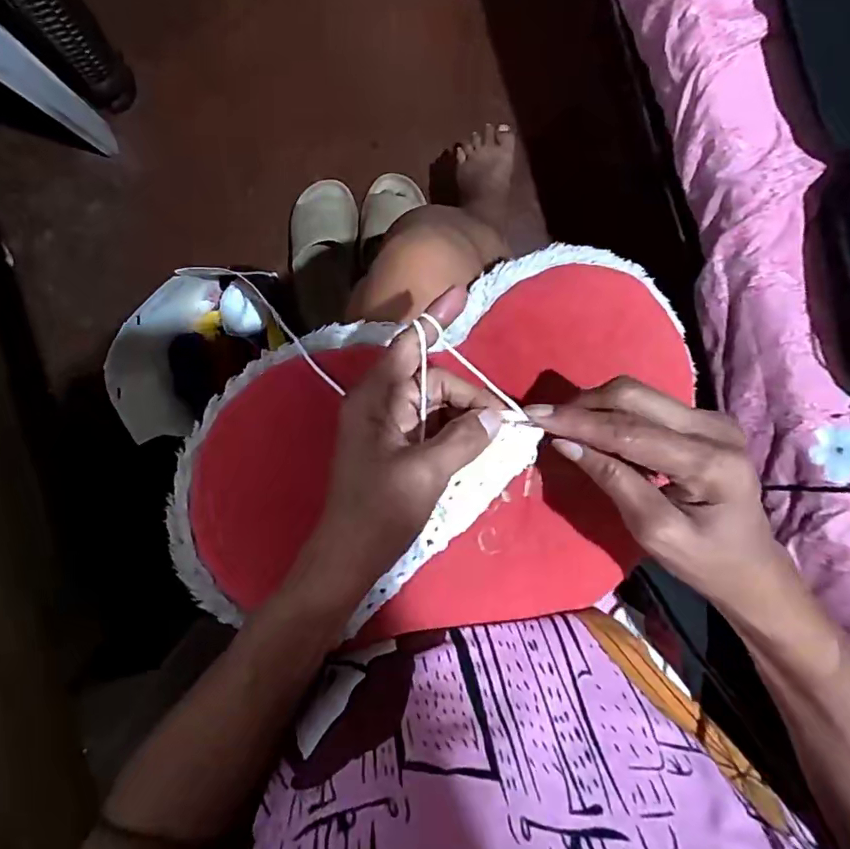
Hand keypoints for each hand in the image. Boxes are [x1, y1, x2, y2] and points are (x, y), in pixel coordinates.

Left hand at [283, 288, 501, 610]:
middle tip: (502, 420)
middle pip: (430, 379)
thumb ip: (463, 440)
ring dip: (463, 415)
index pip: (409, 346)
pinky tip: (476, 446)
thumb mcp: (427, 474)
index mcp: (376, 399)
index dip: (435, 319)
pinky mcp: (391, 448)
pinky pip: (427, 426)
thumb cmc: (379, 512)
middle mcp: (377, 404)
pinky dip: (452, 432)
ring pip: (432, 405)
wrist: (346, 557)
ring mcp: (383, 427)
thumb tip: (494, 418)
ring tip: (494, 436)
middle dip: (466, 394)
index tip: (461, 291)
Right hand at [526, 377, 800, 614]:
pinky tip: (593, 429)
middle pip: (634, 396)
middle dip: (583, 405)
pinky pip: (647, 405)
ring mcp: (712, 419)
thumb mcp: (654, 532)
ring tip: (562, 424)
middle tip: (543, 419)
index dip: (579, 422)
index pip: (630, 431)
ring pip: (638, 395)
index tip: (534, 418)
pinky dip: (612, 413)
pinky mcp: (703, 420)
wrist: (751, 567)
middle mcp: (715, 428)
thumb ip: (614, 481)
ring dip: (595, 406)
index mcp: (710, 462)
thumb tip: (566, 443)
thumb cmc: (704, 561)